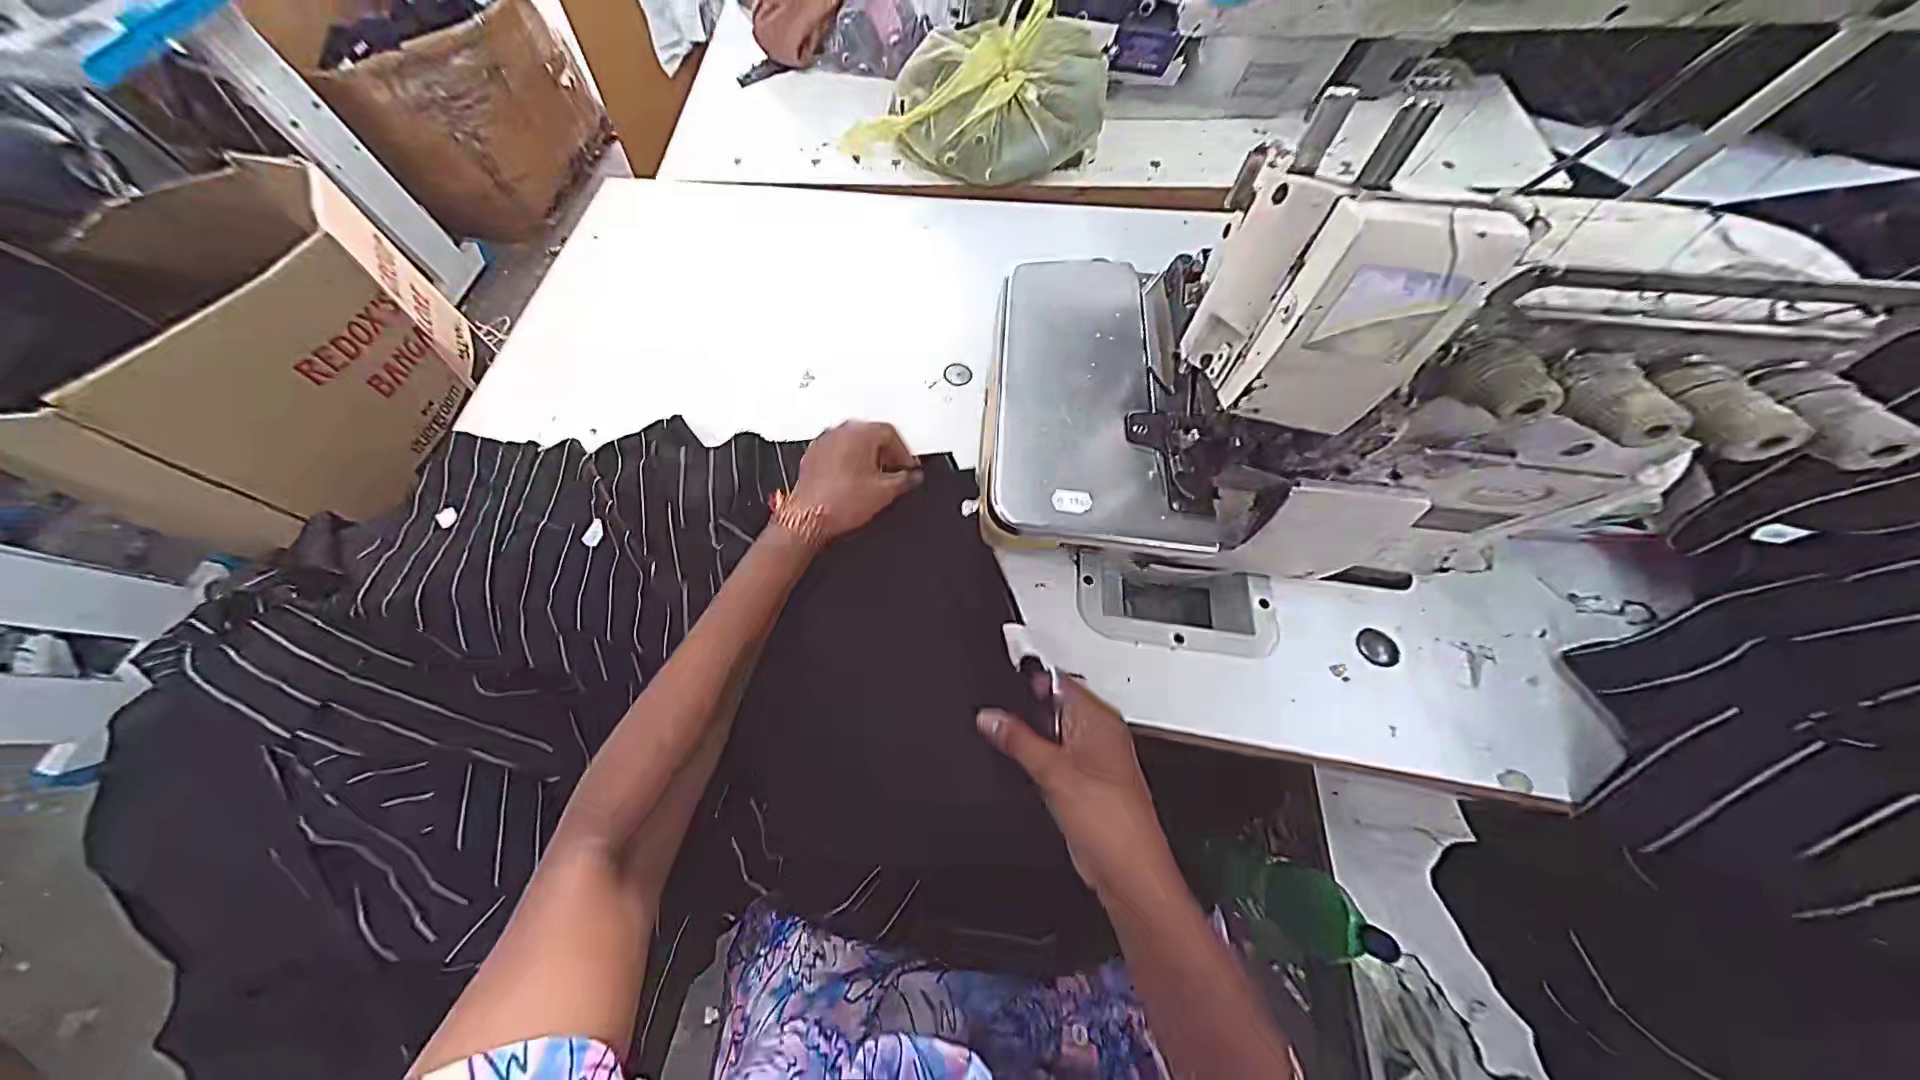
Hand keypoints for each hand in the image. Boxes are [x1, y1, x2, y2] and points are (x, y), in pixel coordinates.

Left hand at [784, 421, 922, 542]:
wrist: (808, 518)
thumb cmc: (839, 503)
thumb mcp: (885, 492)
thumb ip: (906, 479)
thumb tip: (912, 477)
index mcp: (860, 433)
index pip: (891, 433)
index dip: (904, 452)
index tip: (908, 467)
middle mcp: (840, 432)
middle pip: (871, 434)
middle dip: (886, 453)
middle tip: (895, 471)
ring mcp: (824, 442)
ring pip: (853, 442)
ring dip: (867, 457)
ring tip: (875, 479)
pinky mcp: (813, 455)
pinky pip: (837, 452)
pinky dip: (849, 462)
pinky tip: (854, 482)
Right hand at [977, 677, 1176, 896]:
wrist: (1126, 870)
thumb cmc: (1112, 822)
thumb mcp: (1051, 771)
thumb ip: (1017, 739)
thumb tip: (990, 718)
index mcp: (1099, 720)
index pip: (1062, 681)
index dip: (1034, 674)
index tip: (1009, 668)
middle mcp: (1100, 736)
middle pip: (1056, 707)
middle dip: (1028, 707)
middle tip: (998, 707)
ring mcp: (1094, 761)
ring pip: (1055, 736)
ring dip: (1033, 736)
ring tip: (1006, 734)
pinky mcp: (1085, 785)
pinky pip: (1056, 761)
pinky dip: (1039, 760)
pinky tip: (1026, 766)